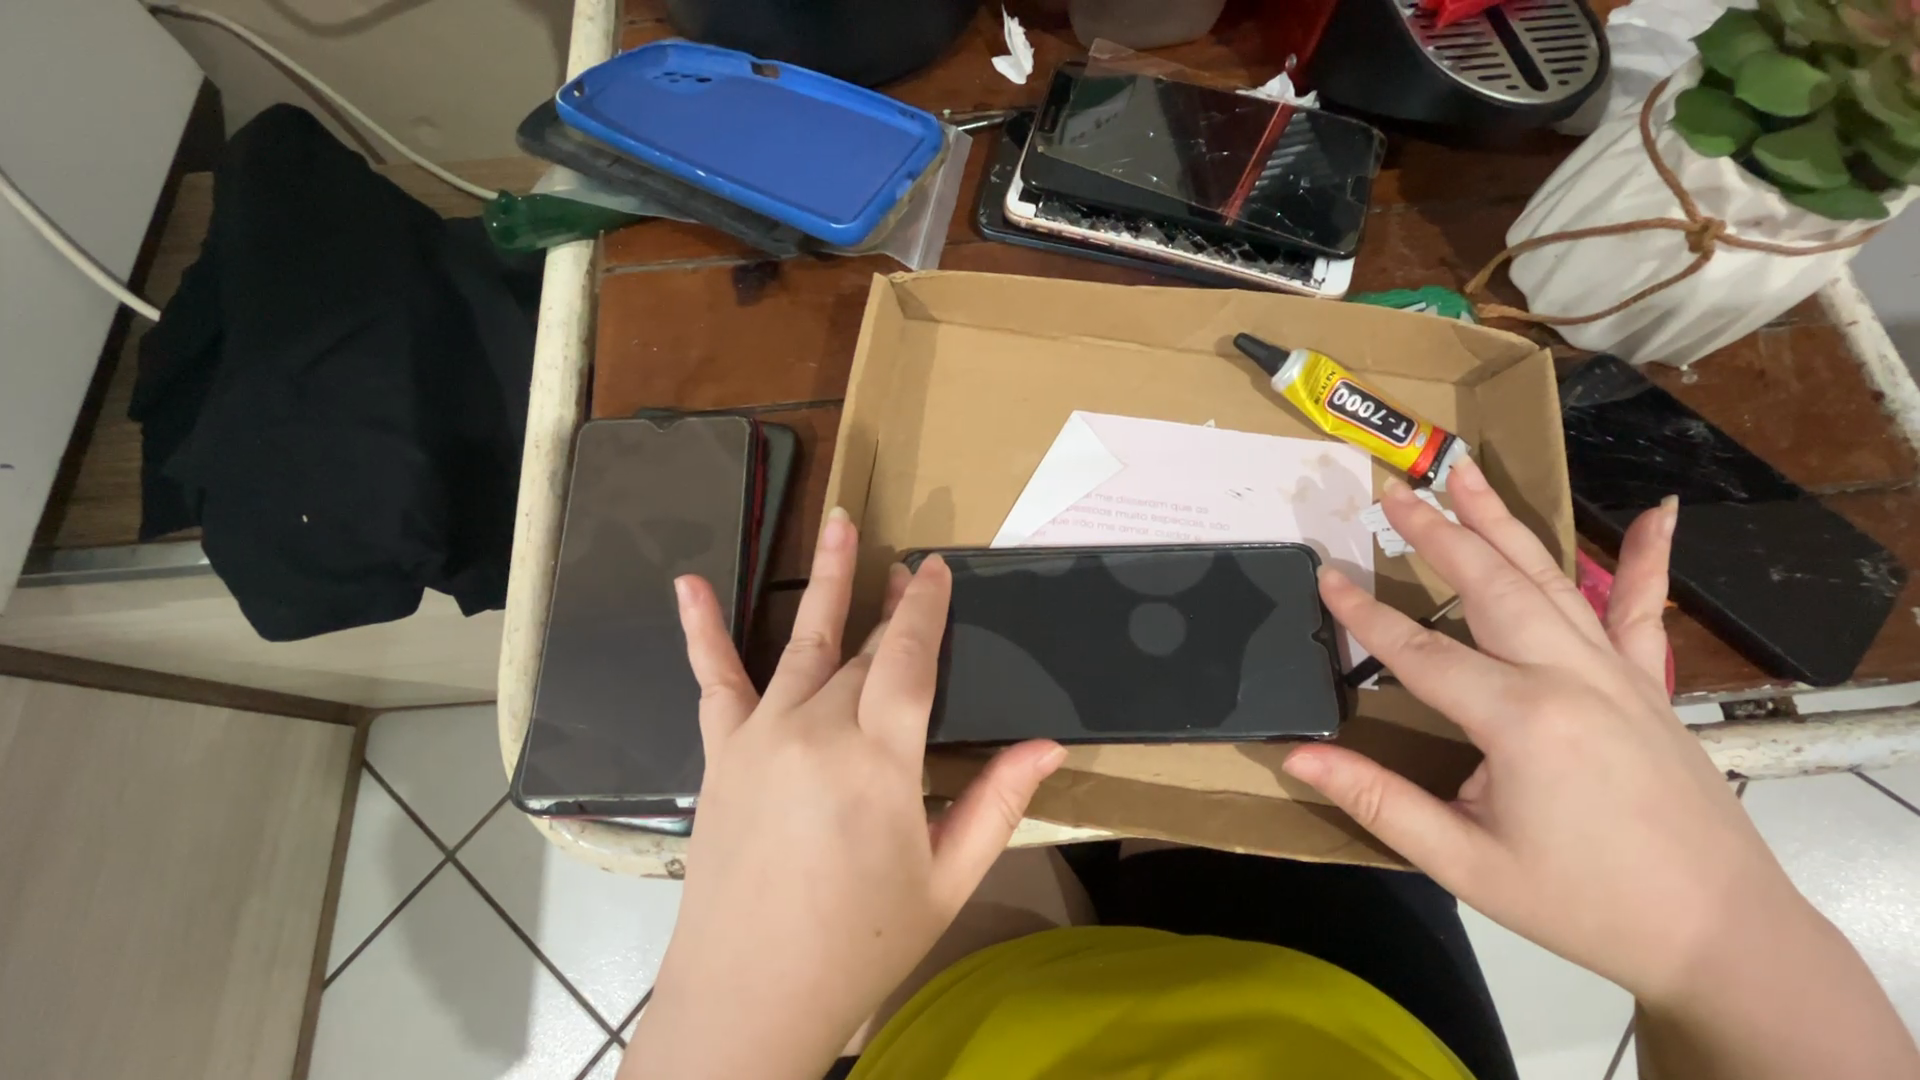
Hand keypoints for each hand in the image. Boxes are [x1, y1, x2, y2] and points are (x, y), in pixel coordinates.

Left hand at [626, 509, 1065, 1079]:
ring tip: (836, 524)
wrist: (748, 998)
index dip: (927, 608)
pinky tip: (689, 584)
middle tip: (908, 568)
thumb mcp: (945, 880)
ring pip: (801, 642)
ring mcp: (761, 736)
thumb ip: (997, 804)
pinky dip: (701, 628)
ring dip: (824, 581)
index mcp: (878, 759)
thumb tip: (1049, 745)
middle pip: (863, 651)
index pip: (910, 658)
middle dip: (892, 606)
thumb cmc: (859, 944)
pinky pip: (713, 680)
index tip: (937, 568)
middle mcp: (816, 729)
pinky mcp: (721, 754)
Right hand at [1281, 459, 1806, 1006]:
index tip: (1325, 575)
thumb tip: (1298, 755)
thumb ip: (1378, 800)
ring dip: (1503, 523)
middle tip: (1393, 490)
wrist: (1722, 937)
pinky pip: (1641, 611)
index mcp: (1520, 719)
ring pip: (1550, 580)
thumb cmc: (1581, 903)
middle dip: (1435, 533)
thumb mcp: (1464, 863)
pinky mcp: (1649, 685)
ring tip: (1465, 476)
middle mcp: (1570, 677)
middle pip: (1489, 585)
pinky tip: (1659, 513)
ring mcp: (1618, 674)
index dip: (1364, 613)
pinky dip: (1650, 559)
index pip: (1421, 651)